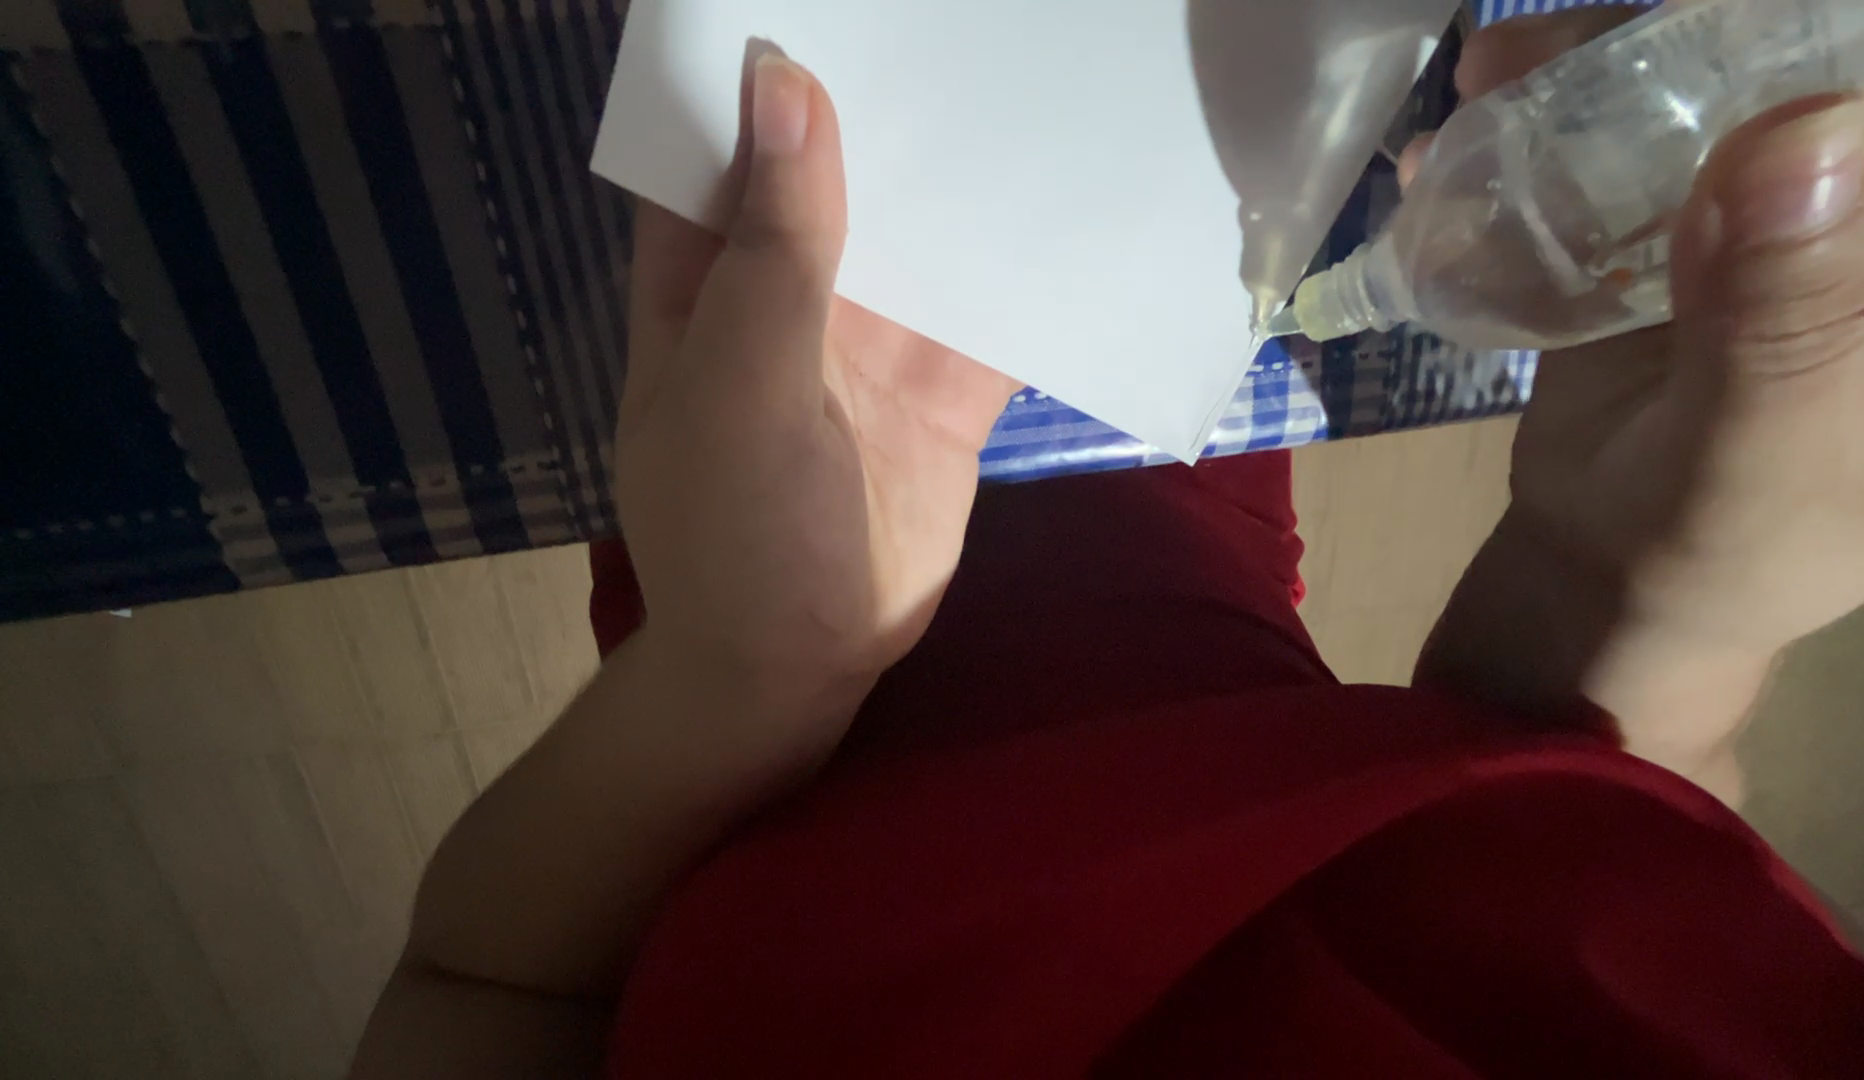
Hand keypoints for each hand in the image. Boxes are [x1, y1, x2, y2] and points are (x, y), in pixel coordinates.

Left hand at [618, 54, 1018, 717]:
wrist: (806, 657)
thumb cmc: (739, 533)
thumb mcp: (741, 385)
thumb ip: (773, 252)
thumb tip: (786, 85)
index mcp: (708, 282)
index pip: (725, 144)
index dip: (765, 70)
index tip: (839, 4)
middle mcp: (792, 297)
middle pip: (842, 178)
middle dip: (892, 111)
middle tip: (968, 29)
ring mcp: (874, 345)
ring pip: (926, 242)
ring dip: (970, 186)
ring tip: (1037, 90)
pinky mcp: (942, 394)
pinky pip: (989, 320)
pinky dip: (1026, 279)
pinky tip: (1083, 218)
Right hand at [1415, 10, 1863, 792]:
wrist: (1604, 573)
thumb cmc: (1715, 551)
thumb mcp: (1762, 459)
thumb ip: (1787, 323)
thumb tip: (1800, 126)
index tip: (1734, 14)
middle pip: (1826, 74)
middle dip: (1692, 41)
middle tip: (1553, 48)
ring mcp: (1767, 226)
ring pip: (1703, 109)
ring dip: (1588, 87)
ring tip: (1485, 78)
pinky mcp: (1666, 248)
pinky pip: (1610, 178)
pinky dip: (1532, 159)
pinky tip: (1457, 149)